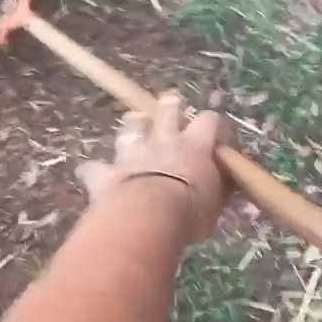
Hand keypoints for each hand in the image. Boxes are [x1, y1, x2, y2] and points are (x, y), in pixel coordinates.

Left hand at [76, 93, 228, 241]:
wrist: (146, 218)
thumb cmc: (190, 210)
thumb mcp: (216, 203)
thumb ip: (221, 188)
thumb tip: (230, 183)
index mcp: (195, 145)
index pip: (209, 120)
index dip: (212, 122)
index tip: (215, 132)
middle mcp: (165, 141)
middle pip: (168, 110)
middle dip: (170, 105)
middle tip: (171, 104)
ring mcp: (134, 153)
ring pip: (132, 127)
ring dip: (133, 125)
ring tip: (134, 122)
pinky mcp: (108, 172)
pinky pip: (94, 168)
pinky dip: (94, 170)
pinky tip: (91, 172)